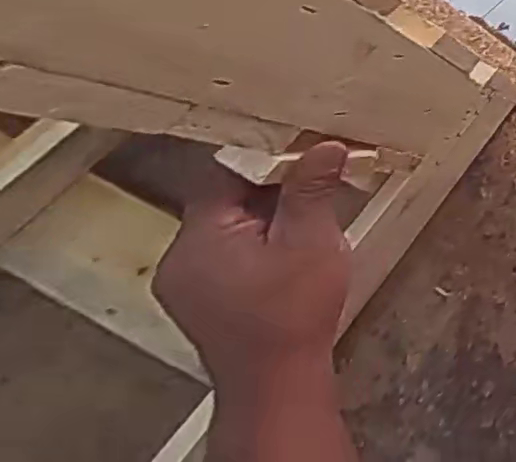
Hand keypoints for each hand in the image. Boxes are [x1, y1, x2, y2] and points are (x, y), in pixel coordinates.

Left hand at [155, 143, 351, 387]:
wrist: (276, 373)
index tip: (313, 144)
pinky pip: (236, 244)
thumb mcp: (311, 239)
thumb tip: (324, 146)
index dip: (269, 157)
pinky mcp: (208, 293)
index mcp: (200, 241)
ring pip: (234, 222)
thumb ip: (311, 191)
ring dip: (277, 205)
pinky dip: (269, 228)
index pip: (224, 178)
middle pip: (228, 199)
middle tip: (330, 167)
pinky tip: (304, 231)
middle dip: (279, 180)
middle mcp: (183, 257)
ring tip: (324, 196)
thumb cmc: (294, 303)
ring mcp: (192, 279)